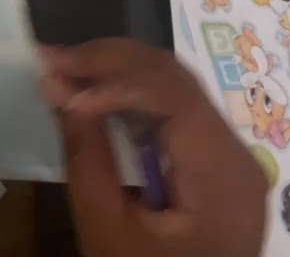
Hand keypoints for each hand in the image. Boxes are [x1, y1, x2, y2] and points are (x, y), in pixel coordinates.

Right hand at [41, 39, 266, 256]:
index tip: (58, 76)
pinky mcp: (214, 167)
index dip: (111, 74)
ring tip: (65, 71)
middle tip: (52, 61)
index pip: (169, 91)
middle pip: (172, 79)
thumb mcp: (107, 228)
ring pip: (171, 86)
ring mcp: (229, 159)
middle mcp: (236, 154)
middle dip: (108, 62)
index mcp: (222, 173)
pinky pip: (172, 111)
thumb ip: (85, 151)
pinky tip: (93, 97)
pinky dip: (129, 96)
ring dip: (115, 72)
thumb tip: (55, 83)